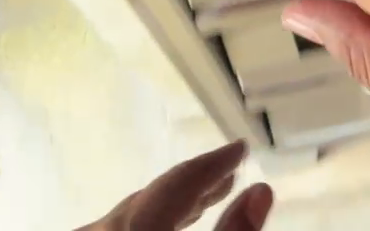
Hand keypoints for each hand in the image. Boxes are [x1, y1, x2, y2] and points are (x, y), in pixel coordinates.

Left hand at [77, 141, 270, 230]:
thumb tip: (261, 191)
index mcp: (137, 224)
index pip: (180, 182)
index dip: (213, 164)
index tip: (241, 147)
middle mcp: (108, 227)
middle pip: (155, 196)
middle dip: (195, 184)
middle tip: (230, 171)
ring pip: (133, 215)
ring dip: (171, 206)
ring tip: (203, 202)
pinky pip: (118, 228)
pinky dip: (147, 221)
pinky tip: (162, 227)